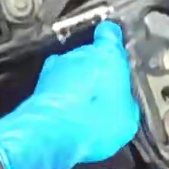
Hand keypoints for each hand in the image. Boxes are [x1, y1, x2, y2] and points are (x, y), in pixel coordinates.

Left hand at [0, 21, 140, 168]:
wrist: (55, 135)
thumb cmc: (95, 121)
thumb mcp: (129, 117)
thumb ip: (127, 100)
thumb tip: (125, 104)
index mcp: (107, 55)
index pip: (110, 34)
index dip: (113, 41)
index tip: (117, 50)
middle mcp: (79, 54)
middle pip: (90, 56)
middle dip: (97, 74)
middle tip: (105, 97)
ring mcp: (56, 68)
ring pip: (71, 72)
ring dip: (77, 87)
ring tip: (85, 113)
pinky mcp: (39, 86)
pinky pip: (55, 89)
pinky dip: (61, 100)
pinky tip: (70, 120)